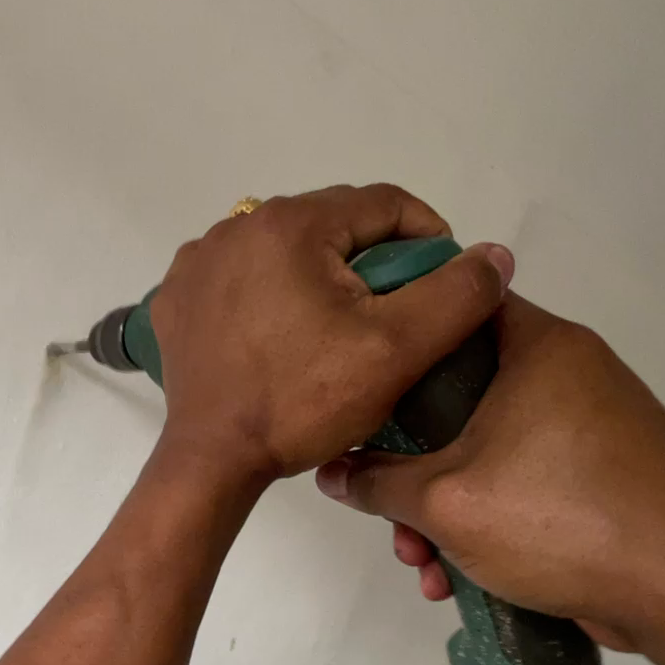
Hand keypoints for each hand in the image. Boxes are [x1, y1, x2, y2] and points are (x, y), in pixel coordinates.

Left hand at [147, 184, 514, 482]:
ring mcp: (193, 266)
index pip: (383, 205)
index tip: (437, 286)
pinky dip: (260, 296)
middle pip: (327, 226)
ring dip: (310, 276)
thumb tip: (492, 254)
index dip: (426, 240)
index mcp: (287, 224)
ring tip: (328, 327)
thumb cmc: (302, 403)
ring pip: (278, 252)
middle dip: (365, 261)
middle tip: (383, 314)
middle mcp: (231, 230)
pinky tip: (273, 332)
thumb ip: (458, 292)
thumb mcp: (397, 349)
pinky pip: (233, 281)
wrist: (212, 459)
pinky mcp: (172, 302)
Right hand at [314, 293, 664, 659]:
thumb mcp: (439, 501)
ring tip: (424, 565)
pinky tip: (457, 577)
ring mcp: (584, 429)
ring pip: (478, 452)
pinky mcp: (595, 476)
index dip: (399, 337)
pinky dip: (479, 523)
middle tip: (387, 513)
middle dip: (407, 466)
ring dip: (437, 510)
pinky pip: (514, 483)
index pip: (456, 311)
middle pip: (455, 398)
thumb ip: (371, 482)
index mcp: (537, 352)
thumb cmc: (560, 520)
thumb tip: (329, 471)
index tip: (357, 375)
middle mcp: (564, 377)